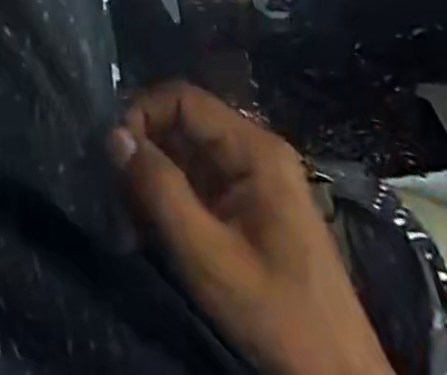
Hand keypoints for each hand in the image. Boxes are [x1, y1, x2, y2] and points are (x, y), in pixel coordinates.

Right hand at [109, 84, 394, 374]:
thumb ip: (159, 190)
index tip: (111, 155)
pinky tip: (149, 232)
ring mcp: (253, 178)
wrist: (334, 374)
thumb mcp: (206, 254)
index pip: (184, 99)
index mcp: (255, 149)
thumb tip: (114, 135)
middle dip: (144, 151)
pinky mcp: (248, 206)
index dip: (142, 114)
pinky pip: (197, 183)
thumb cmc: (274, 312)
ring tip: (128, 219)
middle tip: (114, 193)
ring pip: (186, 155)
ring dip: (152, 179)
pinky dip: (169, 200)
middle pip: (184, 125)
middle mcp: (255, 151)